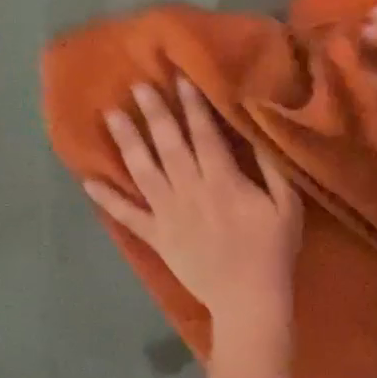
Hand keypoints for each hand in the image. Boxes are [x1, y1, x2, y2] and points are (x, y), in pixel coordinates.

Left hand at [85, 80, 302, 330]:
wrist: (248, 299)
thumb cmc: (273, 249)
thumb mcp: (287, 204)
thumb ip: (272, 167)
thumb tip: (257, 132)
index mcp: (222, 180)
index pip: (205, 134)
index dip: (192, 105)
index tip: (180, 78)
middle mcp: (190, 190)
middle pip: (169, 145)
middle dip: (154, 113)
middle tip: (138, 85)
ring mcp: (169, 215)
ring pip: (143, 172)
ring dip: (127, 143)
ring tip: (110, 116)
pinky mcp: (157, 238)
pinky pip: (128, 216)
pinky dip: (108, 200)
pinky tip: (89, 181)